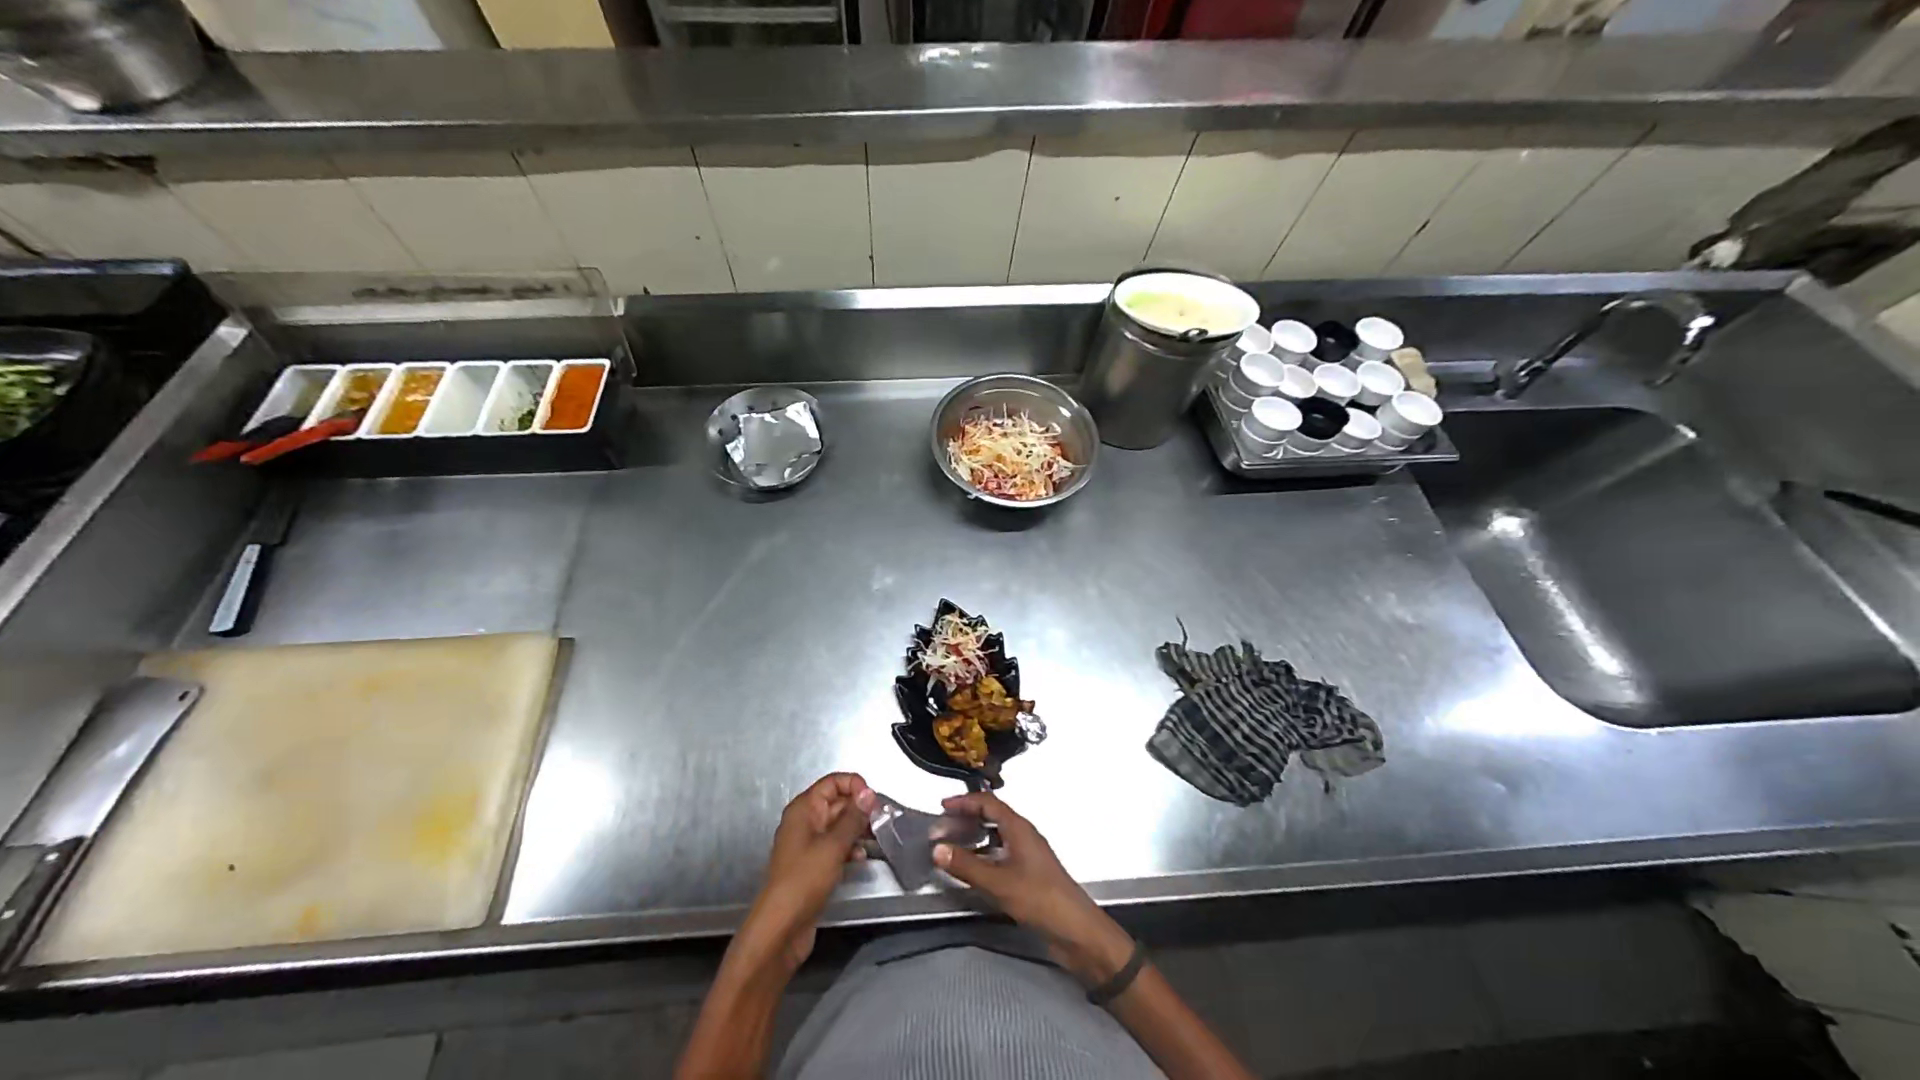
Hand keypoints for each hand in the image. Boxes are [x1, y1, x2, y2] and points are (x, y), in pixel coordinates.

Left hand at [737, 772, 873, 973]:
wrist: (781, 927)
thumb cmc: (804, 880)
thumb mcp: (833, 845)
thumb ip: (853, 817)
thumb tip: (868, 793)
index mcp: (803, 809)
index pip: (832, 783)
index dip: (854, 786)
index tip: (873, 801)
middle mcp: (804, 822)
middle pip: (836, 802)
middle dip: (859, 809)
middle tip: (881, 821)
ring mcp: (808, 844)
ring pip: (838, 826)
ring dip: (857, 830)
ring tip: (876, 838)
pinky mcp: (813, 865)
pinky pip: (835, 846)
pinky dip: (849, 848)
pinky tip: (861, 858)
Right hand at [934, 791, 1135, 987]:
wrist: (1074, 929)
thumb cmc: (1038, 898)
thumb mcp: (997, 882)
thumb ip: (966, 865)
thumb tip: (937, 848)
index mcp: (1019, 828)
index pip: (989, 803)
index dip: (964, 801)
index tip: (943, 805)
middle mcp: (1023, 836)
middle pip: (992, 816)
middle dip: (966, 818)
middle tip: (942, 827)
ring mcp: (1027, 855)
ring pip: (996, 836)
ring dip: (974, 837)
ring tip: (951, 846)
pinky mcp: (1028, 873)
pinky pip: (1000, 854)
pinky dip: (983, 855)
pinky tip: (971, 869)